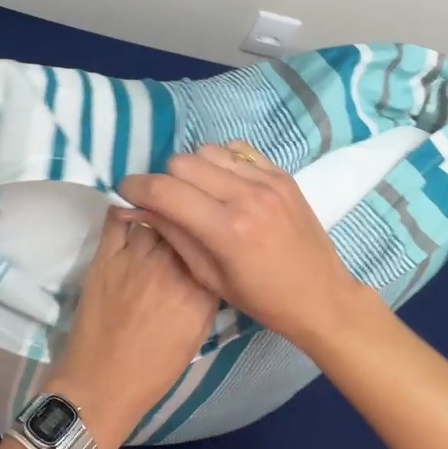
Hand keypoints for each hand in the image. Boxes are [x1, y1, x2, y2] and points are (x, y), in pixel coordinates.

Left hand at [44, 209, 216, 448]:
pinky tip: (131, 206)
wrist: (103, 384)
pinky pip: (117, 218)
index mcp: (199, 287)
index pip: (213, 241)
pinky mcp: (105, 257)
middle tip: (188, 212)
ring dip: (161, 208)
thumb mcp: (199, 332)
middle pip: (186, 222)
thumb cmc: (156, 367)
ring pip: (155, 213)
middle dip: (189, 216)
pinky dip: (126, 208)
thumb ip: (210, 292)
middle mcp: (171, 266)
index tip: (211, 227)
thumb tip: (212, 262)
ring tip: (163, 205)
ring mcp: (136, 258)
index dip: (211, 231)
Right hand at [117, 141, 381, 348]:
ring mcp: (268, 181)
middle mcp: (247, 196)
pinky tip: (226, 184)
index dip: (136, 188)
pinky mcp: (283, 174)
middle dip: (166, 179)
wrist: (320, 295)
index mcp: (227, 230)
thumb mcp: (210, 278)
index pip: (165, 191)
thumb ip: (174, 235)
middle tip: (169, 201)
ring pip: (209, 150)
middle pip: (183, 162)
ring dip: (195, 168)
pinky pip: (239, 149)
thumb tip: (140, 208)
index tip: (127, 193)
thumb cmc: (262, 299)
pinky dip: (223, 161)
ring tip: (200, 193)